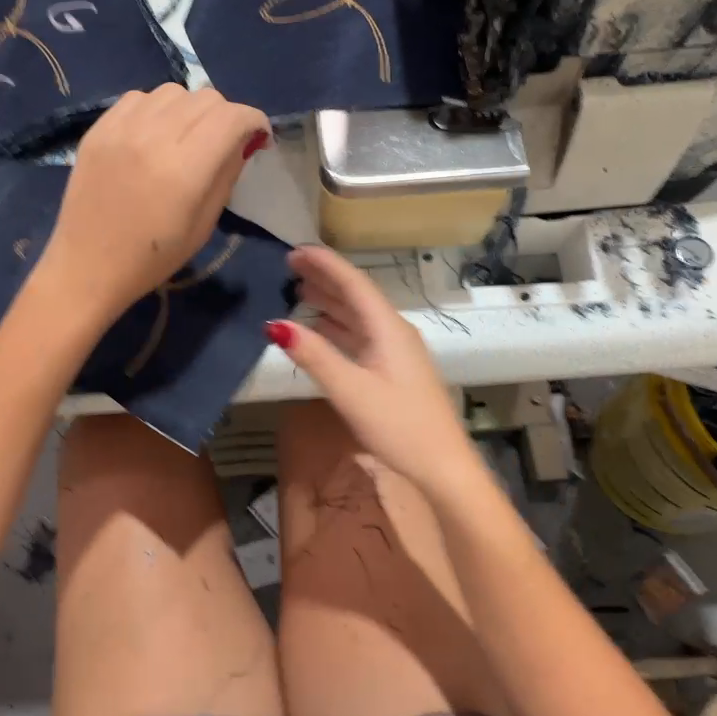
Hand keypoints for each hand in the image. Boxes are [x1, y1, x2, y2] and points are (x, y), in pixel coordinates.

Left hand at [40, 84, 270, 321]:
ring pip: (174, 91)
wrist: (88, 266)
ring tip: (185, 137)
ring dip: (190, 109)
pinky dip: (156, 109)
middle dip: (226, 115)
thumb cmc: (152, 258)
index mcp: (185, 170)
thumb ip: (226, 176)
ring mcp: (122, 128)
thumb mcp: (203, 226)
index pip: (232, 117)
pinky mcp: (98, 128)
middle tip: (222, 143)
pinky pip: (139, 97)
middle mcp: (154, 137)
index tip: (258, 137)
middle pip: (207, 98)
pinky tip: (153, 136)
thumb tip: (243, 142)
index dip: (254, 121)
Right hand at [268, 246, 484, 494]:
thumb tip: (275, 324)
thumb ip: (315, 356)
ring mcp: (395, 352)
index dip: (324, 264)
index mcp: (388, 329)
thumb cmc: (399, 426)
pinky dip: (336, 328)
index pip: (354, 284)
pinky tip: (319, 331)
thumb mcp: (351, 391)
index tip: (294, 251)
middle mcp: (394, 332)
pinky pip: (360, 337)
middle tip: (288, 267)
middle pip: (356, 296)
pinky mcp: (394, 371)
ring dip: (329, 303)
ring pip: (358, 317)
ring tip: (297, 291)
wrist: (442, 464)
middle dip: (324, 279)